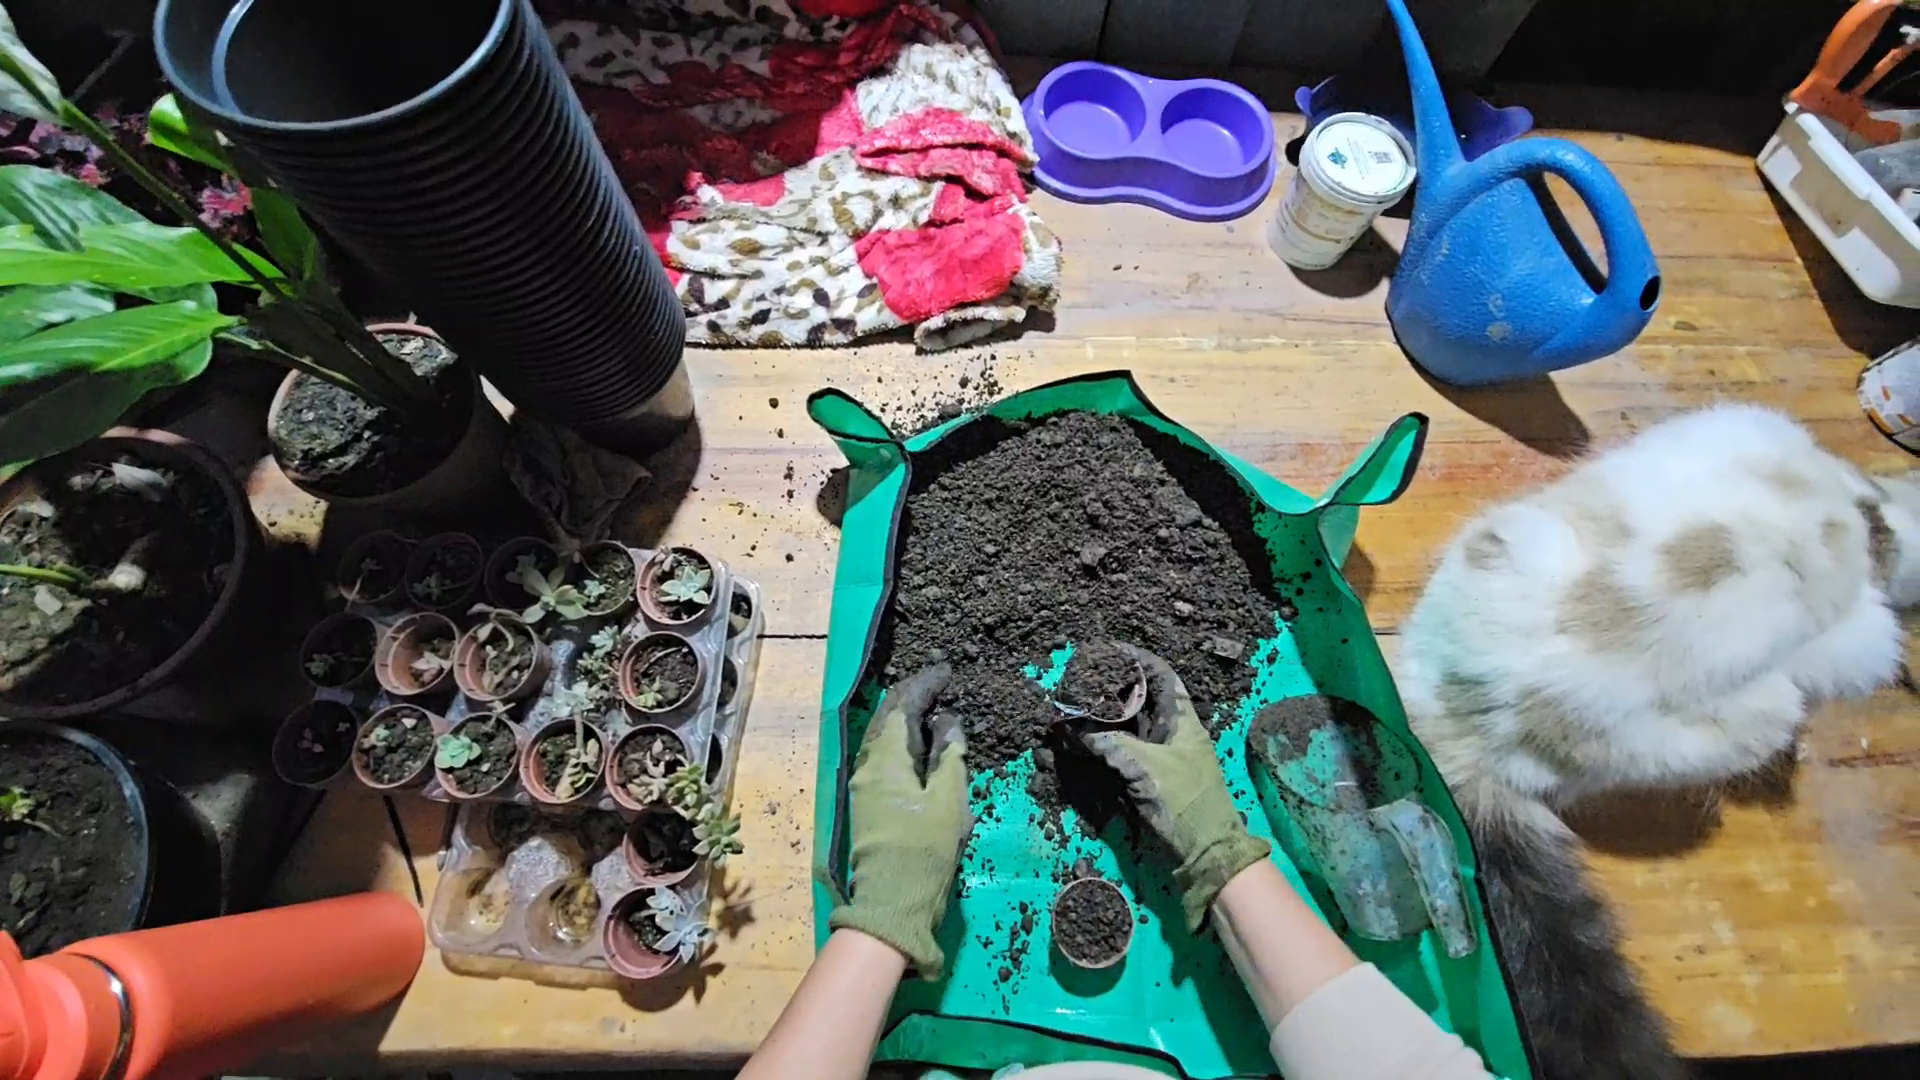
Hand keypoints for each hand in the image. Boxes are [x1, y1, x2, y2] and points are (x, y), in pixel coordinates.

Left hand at [828, 663, 969, 977]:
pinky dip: (905, 739)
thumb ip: (949, 755)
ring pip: (885, 736)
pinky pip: (886, 754)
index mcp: (886, 758)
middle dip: (913, 697)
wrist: (893, 903)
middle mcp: (868, 764)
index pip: (902, 706)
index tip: (946, 673)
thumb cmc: (924, 850)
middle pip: (888, 717)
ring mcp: (865, 783)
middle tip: (940, 686)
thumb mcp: (948, 800)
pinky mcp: (870, 800)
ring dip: (908, 718)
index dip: (925, 685)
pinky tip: (923, 742)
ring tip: (934, 708)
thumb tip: (946, 722)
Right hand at [1082, 644, 1269, 930]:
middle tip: (1083, 677)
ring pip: (1127, 725)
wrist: (1205, 855)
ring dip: (1103, 715)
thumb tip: (1069, 726)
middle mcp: (1170, 732)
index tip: (1112, 649)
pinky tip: (1079, 737)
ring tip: (1075, 702)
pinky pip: (1120, 750)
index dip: (1139, 659)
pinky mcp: (1147, 777)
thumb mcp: (1146, 766)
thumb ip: (1107, 743)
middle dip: (1113, 686)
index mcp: (1181, 720)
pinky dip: (1100, 742)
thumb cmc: (1185, 801)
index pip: (1162, 676)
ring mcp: (1159, 755)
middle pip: (1140, 698)